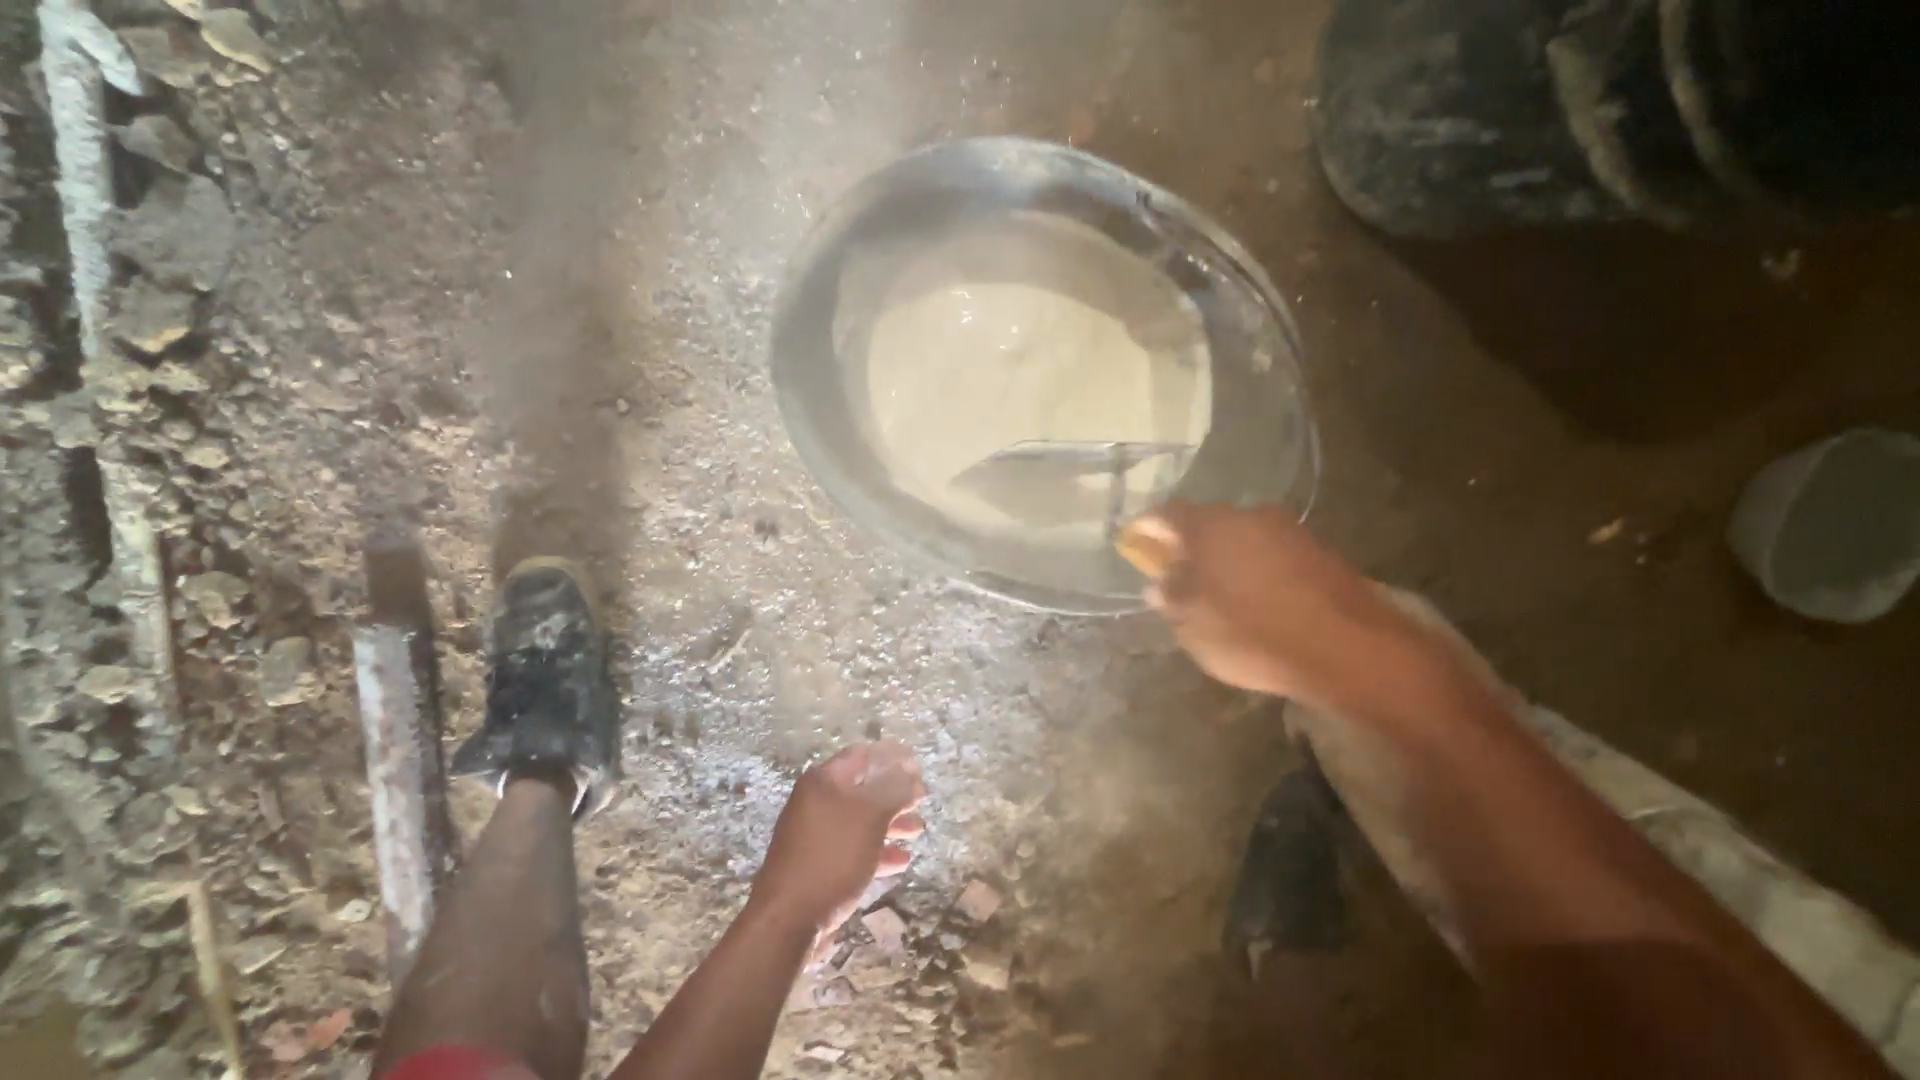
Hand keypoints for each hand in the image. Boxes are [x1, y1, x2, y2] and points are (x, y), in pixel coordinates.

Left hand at [749, 742, 925, 942]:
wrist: (789, 919)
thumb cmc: (832, 857)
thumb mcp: (870, 815)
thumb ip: (894, 788)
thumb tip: (910, 772)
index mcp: (824, 781)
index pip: (862, 756)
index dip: (892, 758)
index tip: (919, 767)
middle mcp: (816, 803)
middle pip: (863, 788)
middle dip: (895, 793)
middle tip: (923, 799)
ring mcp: (816, 835)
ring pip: (861, 820)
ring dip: (891, 822)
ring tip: (918, 831)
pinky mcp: (819, 865)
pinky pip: (854, 849)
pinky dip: (878, 851)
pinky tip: (901, 861)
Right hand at [1124, 503, 1425, 708]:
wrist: (1349, 648)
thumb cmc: (1253, 634)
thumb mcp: (1194, 625)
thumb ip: (1172, 598)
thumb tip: (1160, 583)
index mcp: (1210, 526)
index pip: (1165, 514)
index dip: (1146, 528)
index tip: (1135, 543)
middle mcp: (1249, 516)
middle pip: (1207, 523)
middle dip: (1189, 546)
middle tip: (1176, 574)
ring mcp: (1289, 531)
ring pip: (1244, 538)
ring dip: (1226, 558)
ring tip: (1218, 592)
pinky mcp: (1320, 553)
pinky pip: (1272, 555)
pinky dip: (1257, 571)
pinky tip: (1257, 600)